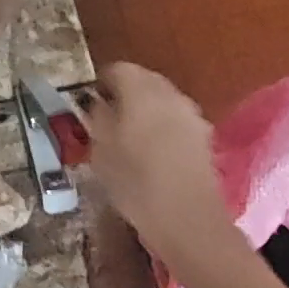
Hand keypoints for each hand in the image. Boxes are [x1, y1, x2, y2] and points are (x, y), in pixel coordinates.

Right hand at [82, 63, 232, 260]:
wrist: (186, 218)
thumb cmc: (133, 181)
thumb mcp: (99, 149)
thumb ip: (95, 117)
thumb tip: (94, 102)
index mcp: (142, 91)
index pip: (117, 70)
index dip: (98, 83)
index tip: (85, 103)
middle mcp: (171, 95)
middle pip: (143, 80)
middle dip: (122, 93)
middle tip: (103, 118)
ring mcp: (191, 115)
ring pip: (161, 101)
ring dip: (142, 110)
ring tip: (124, 137)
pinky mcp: (203, 136)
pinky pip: (174, 120)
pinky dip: (159, 126)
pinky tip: (148, 151)